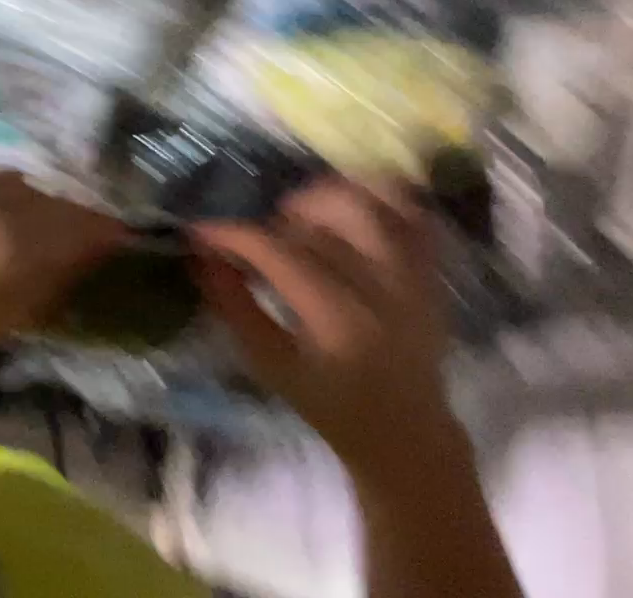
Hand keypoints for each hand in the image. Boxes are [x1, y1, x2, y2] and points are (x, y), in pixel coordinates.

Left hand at [0, 172, 130, 361]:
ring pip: (23, 184)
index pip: (81, 226)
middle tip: (79, 236)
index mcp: (15, 246)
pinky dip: (3, 194)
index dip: (107, 232)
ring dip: (38, 202)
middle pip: (56, 200)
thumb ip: (57, 280)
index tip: (120, 239)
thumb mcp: (14, 313)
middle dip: (74, 218)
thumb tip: (90, 257)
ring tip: (33, 225)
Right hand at [193, 180, 458, 472]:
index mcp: (338, 320)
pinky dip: (378, 201)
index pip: (280, 252)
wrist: (405, 434)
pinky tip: (346, 215)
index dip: (233, 234)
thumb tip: (200, 254)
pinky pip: (414, 216)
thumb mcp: (266, 361)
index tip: (200, 231)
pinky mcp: (433, 274)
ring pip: (380, 202)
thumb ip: (232, 303)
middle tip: (265, 229)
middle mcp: (385, 290)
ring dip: (331, 198)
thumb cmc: (327, 402)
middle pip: (339, 212)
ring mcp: (417, 278)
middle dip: (288, 210)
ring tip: (305, 218)